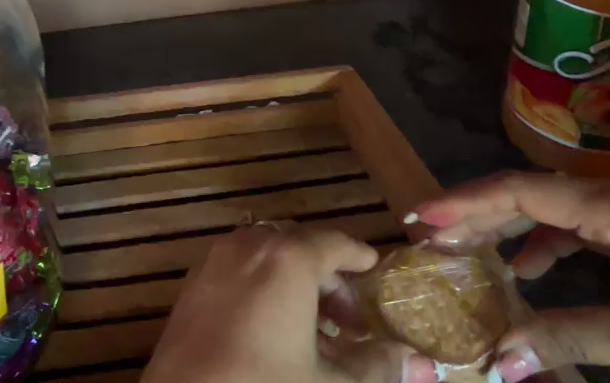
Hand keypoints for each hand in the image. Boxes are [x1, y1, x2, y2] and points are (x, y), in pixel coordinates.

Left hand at [143, 222, 438, 382]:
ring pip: (265, 257)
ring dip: (294, 284)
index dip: (357, 256)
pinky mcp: (191, 285)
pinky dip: (262, 287)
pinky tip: (275, 333)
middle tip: (352, 323)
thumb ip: (377, 367)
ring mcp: (214, 262)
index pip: (332, 242)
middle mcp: (248, 246)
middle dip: (328, 277)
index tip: (374, 269)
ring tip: (316, 333)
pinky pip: (238, 270)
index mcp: (287, 259)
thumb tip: (418, 361)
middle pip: (298, 246)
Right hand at [410, 172, 609, 382]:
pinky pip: (583, 226)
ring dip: (508, 226)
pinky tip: (530, 267)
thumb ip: (563, 340)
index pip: (520, 193)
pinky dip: (548, 243)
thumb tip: (494, 360)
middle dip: (477, 211)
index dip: (464, 204)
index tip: (420, 218)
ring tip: (465, 247)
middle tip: (428, 231)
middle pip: (531, 193)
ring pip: (555, 208)